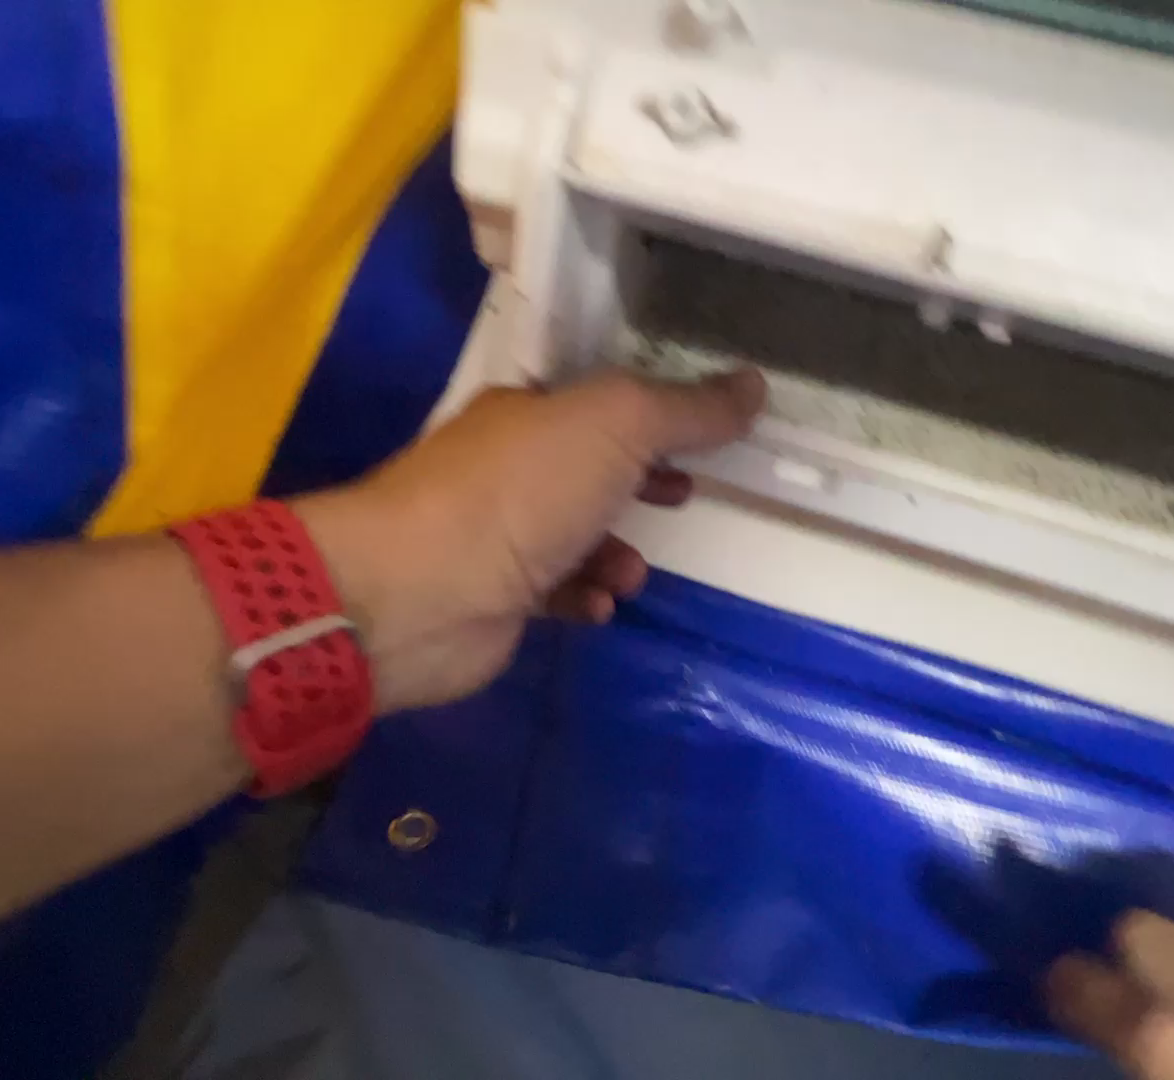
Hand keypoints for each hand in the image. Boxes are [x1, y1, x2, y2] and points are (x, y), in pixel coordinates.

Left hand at [294, 367, 765, 713]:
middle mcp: (509, 469)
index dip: (655, 417)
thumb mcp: (617, 427)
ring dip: (614, 553)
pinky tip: (596, 607)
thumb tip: (754, 384)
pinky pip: (554, 591)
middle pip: (589, 468)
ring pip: (574, 535)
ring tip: (628, 574)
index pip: (601, 404)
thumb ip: (686, 409)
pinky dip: (583, 596)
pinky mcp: (494, 596)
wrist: (419, 592)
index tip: (705, 439)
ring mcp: (497, 534)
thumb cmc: (520, 492)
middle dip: (641, 482)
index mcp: (530, 413)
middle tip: (684, 495)